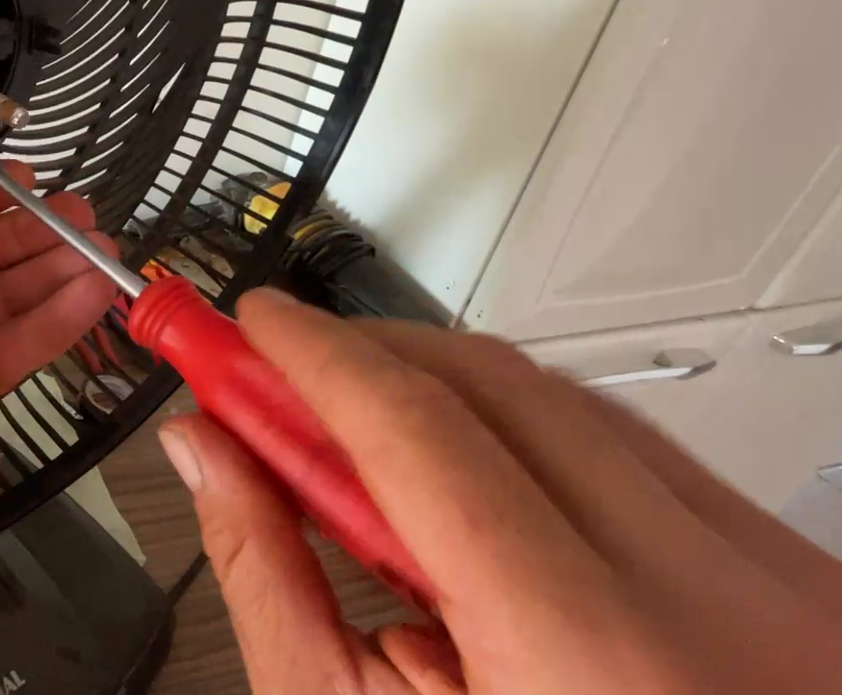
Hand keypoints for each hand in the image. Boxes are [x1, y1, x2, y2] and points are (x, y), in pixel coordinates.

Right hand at [158, 289, 841, 693]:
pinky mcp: (806, 584)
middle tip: (279, 373)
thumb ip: (261, 568)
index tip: (254, 320)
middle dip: (364, 355)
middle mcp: (728, 612)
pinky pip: (631, 449)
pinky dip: (518, 433)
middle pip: (494, 386)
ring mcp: (792, 592)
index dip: (315, 352)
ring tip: (360, 443)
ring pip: (564, 402)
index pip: (419, 428)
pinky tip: (461, 487)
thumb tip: (199, 444)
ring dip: (435, 390)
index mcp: (597, 665)